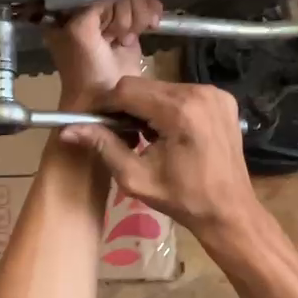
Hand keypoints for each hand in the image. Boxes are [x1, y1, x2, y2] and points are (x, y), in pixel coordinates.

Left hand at [44, 0, 160, 111]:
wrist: (106, 102)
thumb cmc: (86, 69)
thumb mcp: (79, 32)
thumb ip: (92, 7)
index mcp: (70, 14)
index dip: (108, 0)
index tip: (109, 21)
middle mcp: (91, 16)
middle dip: (122, 13)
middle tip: (117, 36)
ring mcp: (112, 25)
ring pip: (132, 1)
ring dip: (137, 16)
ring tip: (128, 39)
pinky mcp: (131, 34)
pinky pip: (144, 11)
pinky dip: (150, 14)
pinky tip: (152, 25)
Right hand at [59, 76, 259, 238]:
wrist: (230, 212)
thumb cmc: (182, 199)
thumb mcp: (135, 177)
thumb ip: (102, 146)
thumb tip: (67, 130)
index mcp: (180, 111)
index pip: (127, 90)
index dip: (105, 103)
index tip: (93, 120)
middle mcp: (199, 93)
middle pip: (143, 85)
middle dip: (125, 105)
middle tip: (118, 133)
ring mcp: (214, 93)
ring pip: (160, 87)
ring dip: (145, 106)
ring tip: (143, 135)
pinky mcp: (222, 98)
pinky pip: (180, 92)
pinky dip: (166, 106)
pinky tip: (166, 131)